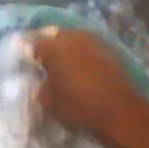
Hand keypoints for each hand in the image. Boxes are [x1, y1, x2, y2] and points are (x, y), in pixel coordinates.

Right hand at [30, 28, 148, 147]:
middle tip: (46, 60)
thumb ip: (41, 86)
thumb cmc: (79, 107)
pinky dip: (84, 53)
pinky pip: (90, 47)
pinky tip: (83, 67)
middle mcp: (74, 38)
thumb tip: (43, 80)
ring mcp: (94, 41)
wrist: (120, 112)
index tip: (28, 60)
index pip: (34, 42)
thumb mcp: (49, 102)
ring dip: (69, 47)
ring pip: (75, 38)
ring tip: (66, 63)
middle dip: (50, 45)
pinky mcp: (110, 50)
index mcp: (54, 48)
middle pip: (56, 35)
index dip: (29, 51)